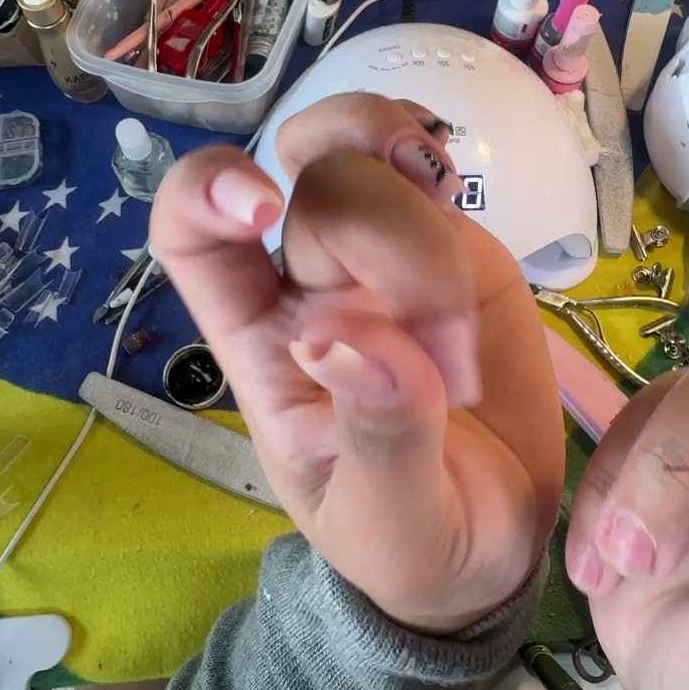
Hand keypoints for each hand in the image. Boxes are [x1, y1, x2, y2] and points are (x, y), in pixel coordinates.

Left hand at [150, 93, 564, 633]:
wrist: (497, 536)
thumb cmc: (419, 541)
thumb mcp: (395, 525)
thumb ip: (379, 440)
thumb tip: (349, 340)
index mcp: (265, 346)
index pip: (191, 236)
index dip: (205, 192)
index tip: (266, 208)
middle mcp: (309, 282)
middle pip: (316, 186)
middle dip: (393, 246)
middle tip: (451, 361)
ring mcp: (381, 250)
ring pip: (358, 148)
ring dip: (412, 185)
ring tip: (460, 274)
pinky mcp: (448, 237)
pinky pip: (417, 157)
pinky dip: (428, 148)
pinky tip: (451, 184)